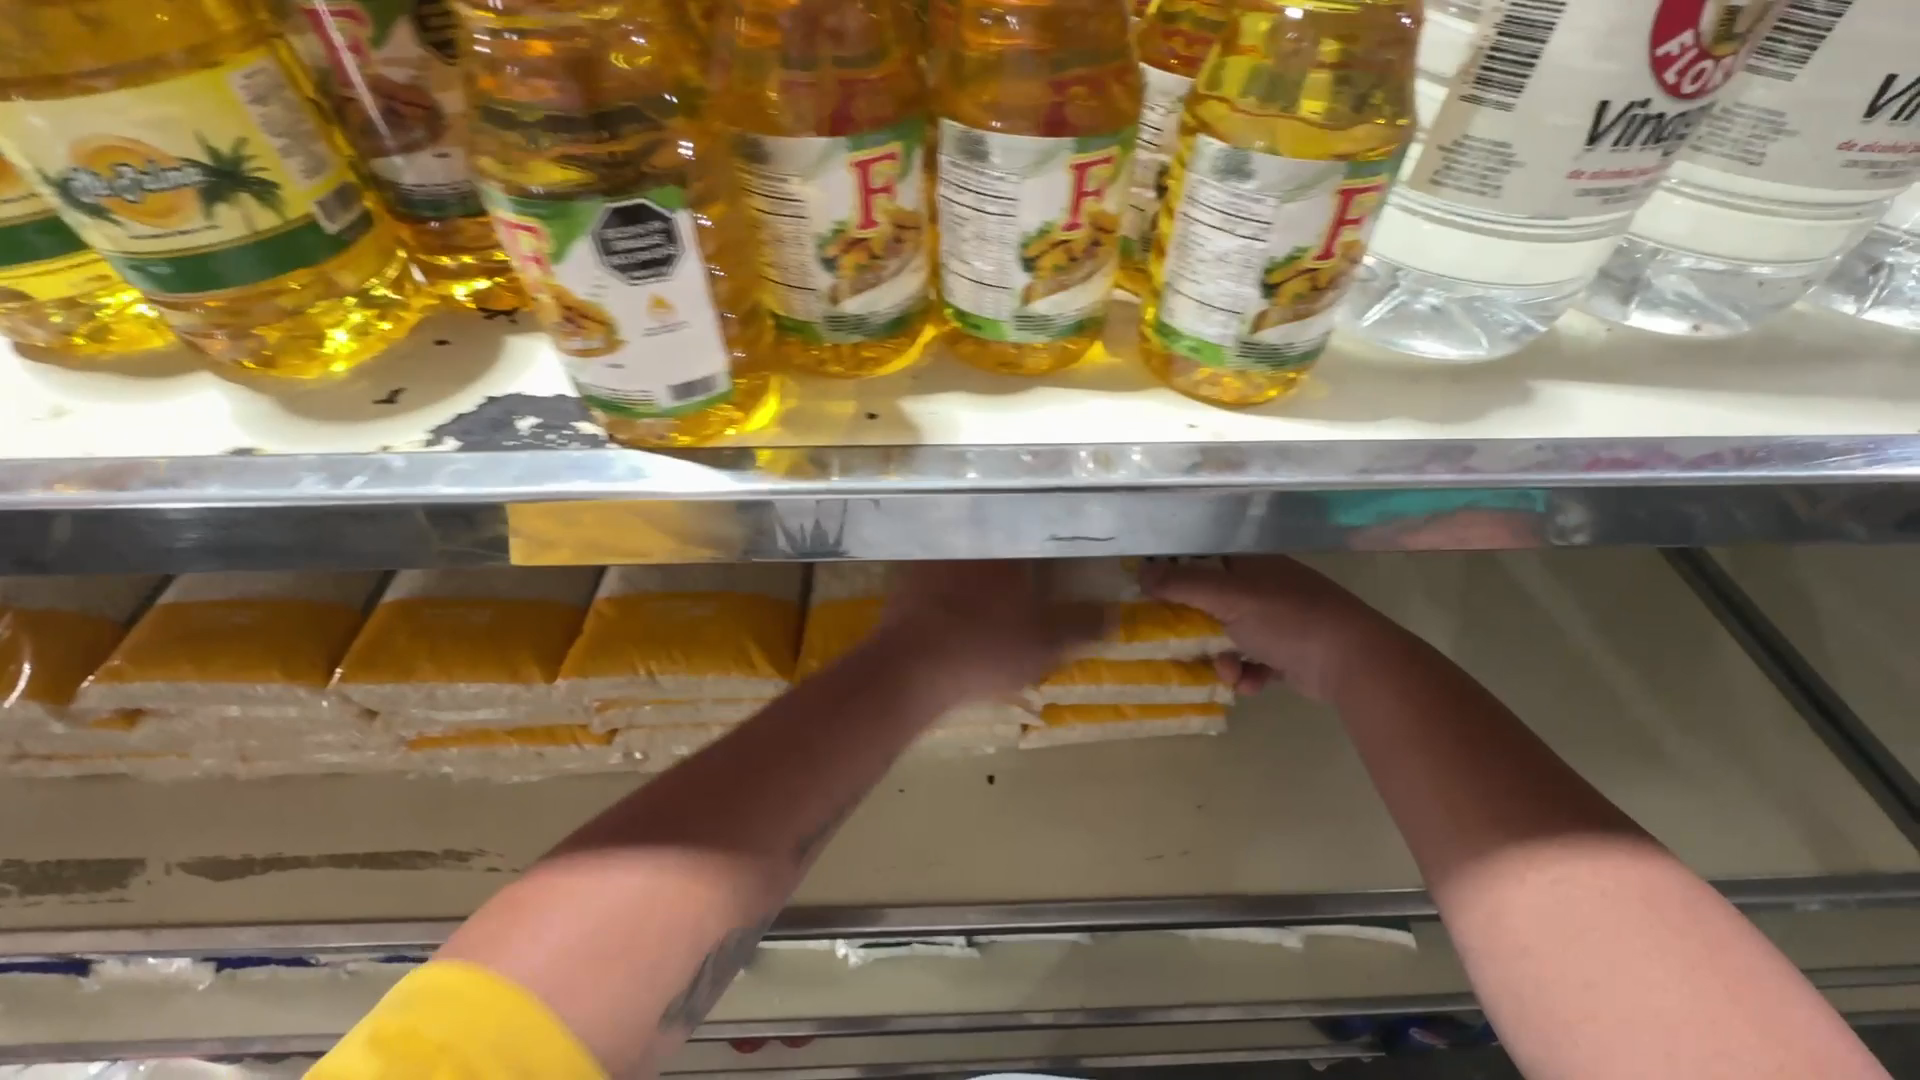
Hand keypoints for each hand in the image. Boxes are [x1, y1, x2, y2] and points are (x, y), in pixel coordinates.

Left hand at [873, 561, 1104, 704]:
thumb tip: (1114, 614)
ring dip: (972, 571)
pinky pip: (931, 579)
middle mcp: (967, 542)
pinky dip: (942, 590)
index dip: (1045, 543)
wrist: (912, 667)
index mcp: (1006, 548)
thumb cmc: (987, 648)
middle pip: (994, 540)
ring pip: (960, 557)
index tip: (1052, 554)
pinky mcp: (902, 583)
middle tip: (1019, 576)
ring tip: (984, 595)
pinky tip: (947, 611)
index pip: (1032, 530)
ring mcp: (929, 560)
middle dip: (1007, 554)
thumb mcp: (1048, 643)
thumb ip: (1083, 625)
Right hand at [1141, 556, 1406, 702]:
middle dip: (1198, 630)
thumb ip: (1182, 585)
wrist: (1350, 660)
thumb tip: (1141, 572)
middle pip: (1212, 603)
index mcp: (1251, 564)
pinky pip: (1252, 661)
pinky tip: (1252, 684)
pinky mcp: (1288, 651)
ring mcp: (1279, 620)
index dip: (1176, 575)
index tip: (1153, 596)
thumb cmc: (1286, 619)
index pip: (1203, 560)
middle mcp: (1264, 587)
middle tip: (1182, 645)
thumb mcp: (1227, 598)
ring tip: (1230, 672)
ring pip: (1229, 637)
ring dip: (1222, 658)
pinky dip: (1247, 674)